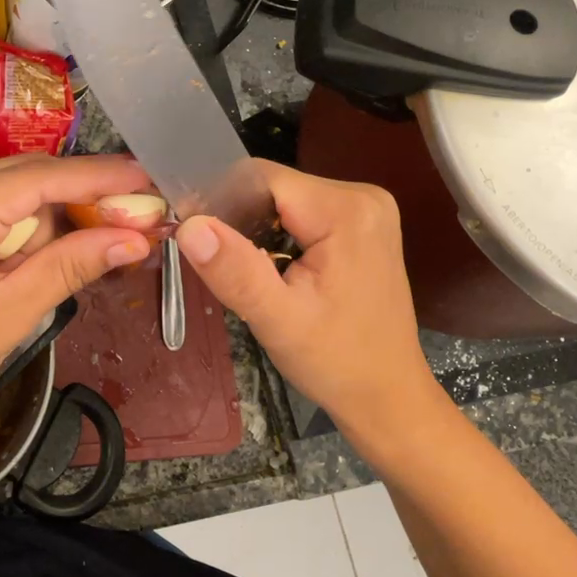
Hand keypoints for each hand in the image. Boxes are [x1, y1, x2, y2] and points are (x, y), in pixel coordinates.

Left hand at [0, 155, 153, 436]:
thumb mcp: (13, 312)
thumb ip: (72, 265)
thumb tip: (134, 238)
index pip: (35, 179)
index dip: (95, 176)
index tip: (145, 178)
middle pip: (25, 175)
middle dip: (79, 196)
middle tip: (135, 214)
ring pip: (12, 189)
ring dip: (51, 216)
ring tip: (86, 245)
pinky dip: (24, 225)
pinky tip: (46, 251)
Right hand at [174, 159, 441, 437]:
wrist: (387, 397)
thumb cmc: (335, 362)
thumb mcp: (277, 319)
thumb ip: (235, 270)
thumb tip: (189, 225)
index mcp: (345, 210)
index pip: (260, 179)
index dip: (221, 203)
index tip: (198, 241)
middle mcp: (362, 196)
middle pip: (271, 187)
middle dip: (239, 221)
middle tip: (225, 270)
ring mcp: (365, 210)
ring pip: (281, 200)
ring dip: (254, 230)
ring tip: (248, 274)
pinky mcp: (360, 225)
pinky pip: (299, 213)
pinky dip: (276, 237)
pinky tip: (272, 272)